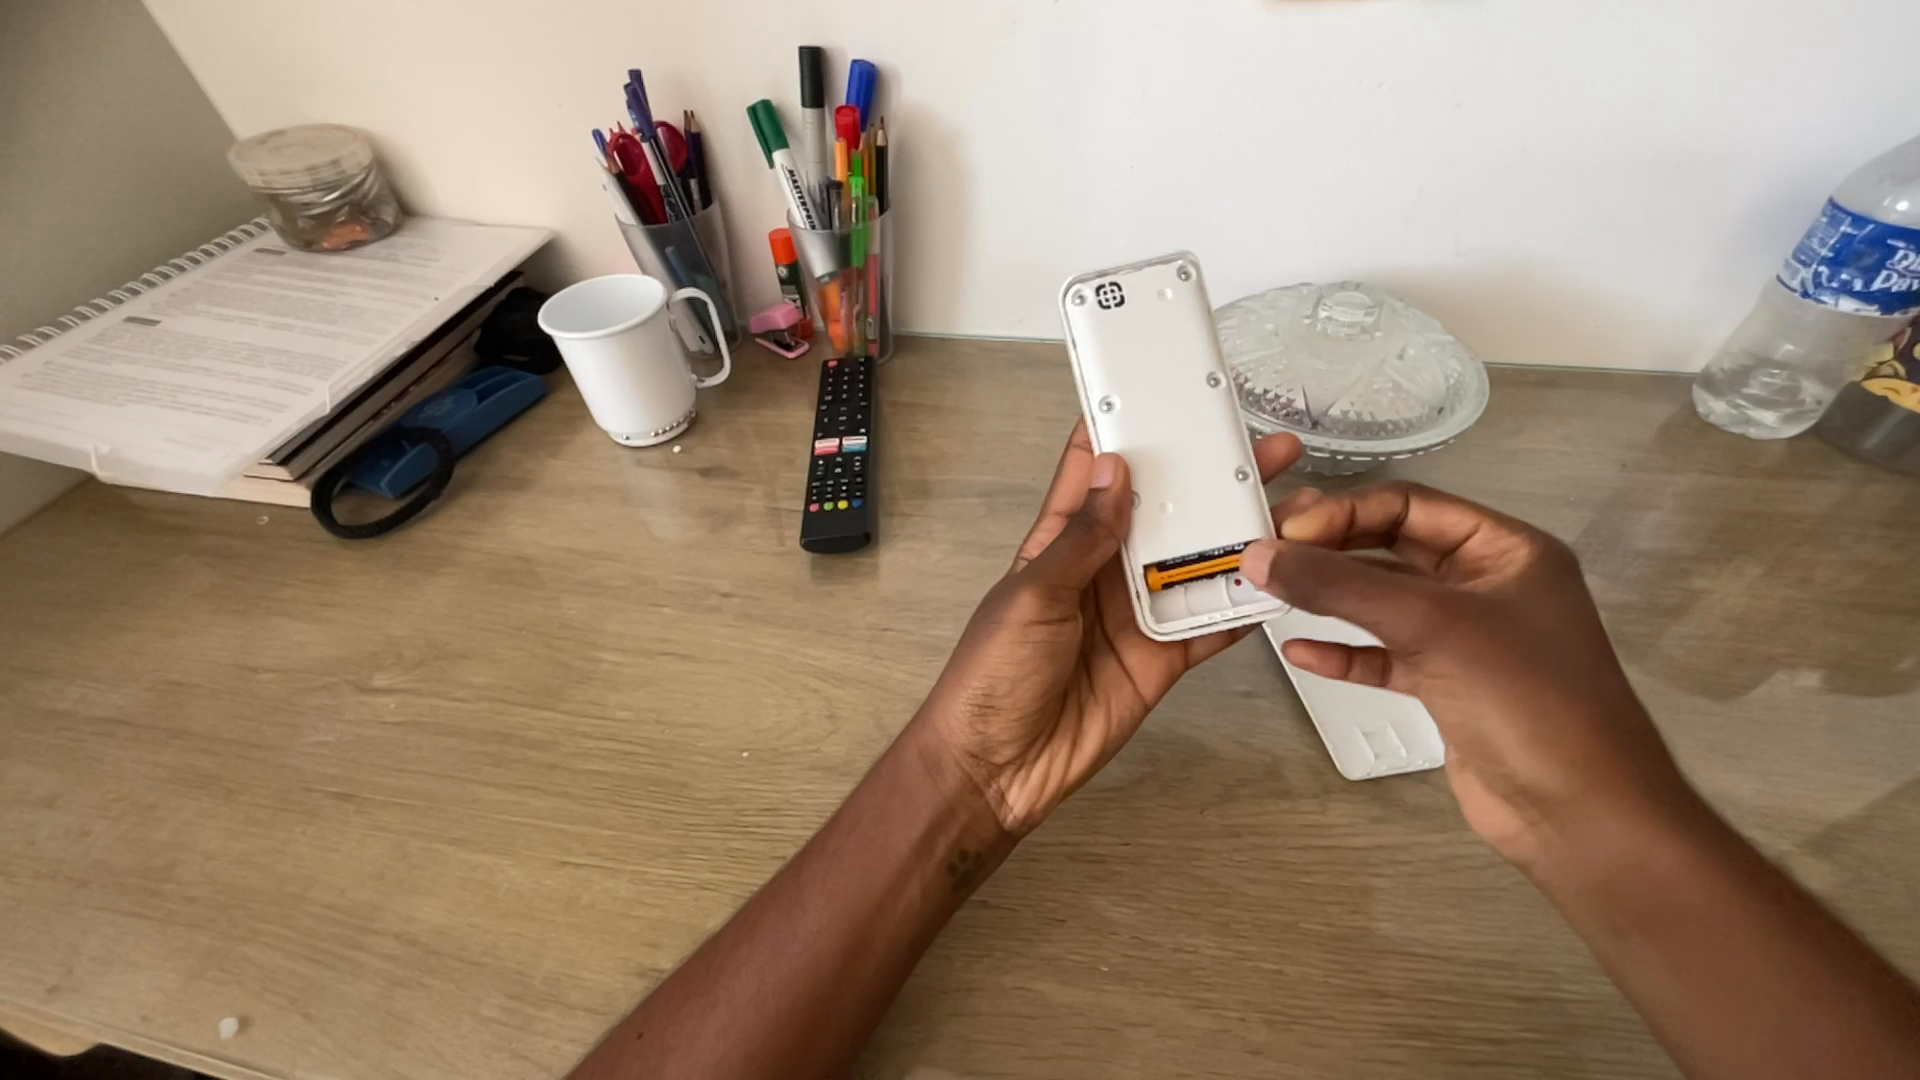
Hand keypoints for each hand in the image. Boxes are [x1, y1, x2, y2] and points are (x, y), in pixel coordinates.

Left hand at [910, 423, 1302, 836]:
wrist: (1000, 767)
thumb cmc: (994, 673)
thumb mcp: (1033, 595)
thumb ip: (1081, 539)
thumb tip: (1115, 471)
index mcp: (1058, 544)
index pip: (1093, 475)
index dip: (1123, 434)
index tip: (1161, 394)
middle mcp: (1101, 571)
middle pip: (1161, 514)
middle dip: (1203, 479)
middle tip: (1254, 448)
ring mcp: (1135, 613)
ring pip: (1194, 563)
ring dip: (1235, 536)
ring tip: (1287, 503)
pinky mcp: (1161, 657)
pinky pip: (1210, 624)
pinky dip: (1243, 605)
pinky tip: (1278, 579)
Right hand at [1241, 482, 1696, 867]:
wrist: (1580, 817)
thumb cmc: (1524, 700)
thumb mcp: (1429, 626)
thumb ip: (1338, 586)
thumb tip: (1259, 555)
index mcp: (1503, 550)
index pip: (1408, 506)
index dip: (1342, 513)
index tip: (1284, 533)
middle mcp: (1482, 585)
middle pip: (1389, 549)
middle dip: (1328, 551)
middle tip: (1268, 556)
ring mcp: (1462, 637)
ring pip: (1379, 602)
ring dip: (1328, 599)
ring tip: (1272, 595)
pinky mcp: (1443, 683)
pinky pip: (1379, 654)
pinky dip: (1341, 651)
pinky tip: (1300, 653)